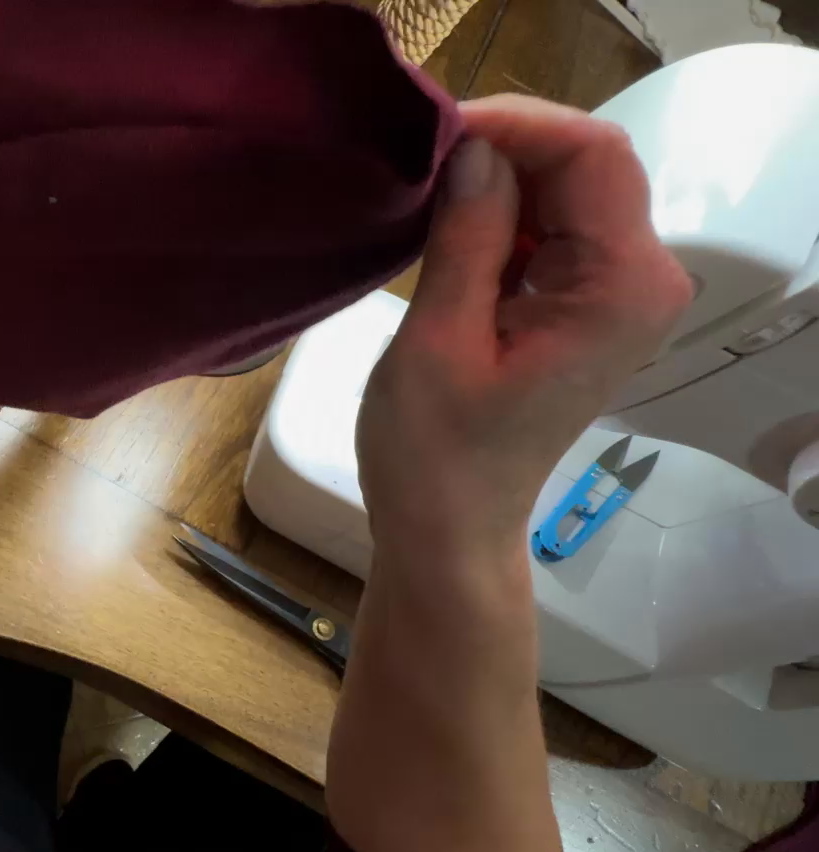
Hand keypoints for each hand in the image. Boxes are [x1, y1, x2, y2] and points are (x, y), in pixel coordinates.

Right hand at [357, 95, 693, 562]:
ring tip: (419, 192)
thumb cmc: (432, 451)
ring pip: (565, 204)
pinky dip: (496, 227)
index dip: (517, 126)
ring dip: (496, 188)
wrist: (443, 524)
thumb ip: (466, 241)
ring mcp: (611, 299)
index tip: (434, 129)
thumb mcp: (435, 342)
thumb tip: (474, 155)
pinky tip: (443, 235)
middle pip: (587, 173)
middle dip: (505, 151)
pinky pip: (547, 243)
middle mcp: (639, 281)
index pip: (592, 158)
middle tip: (416, 158)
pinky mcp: (576, 314)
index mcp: (619, 287)